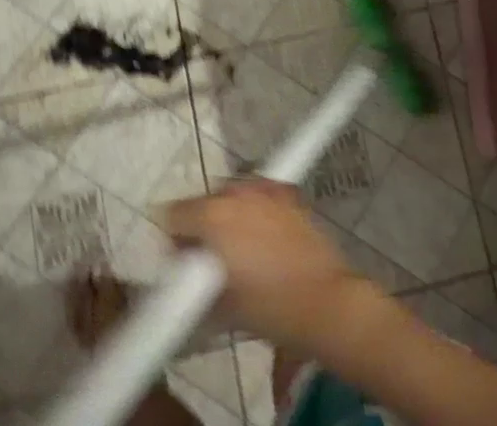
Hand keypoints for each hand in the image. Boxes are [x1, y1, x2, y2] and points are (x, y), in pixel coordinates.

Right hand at [163, 179, 378, 355]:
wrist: (323, 301)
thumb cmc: (267, 306)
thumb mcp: (218, 303)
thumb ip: (194, 281)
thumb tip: (189, 274)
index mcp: (211, 216)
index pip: (173, 213)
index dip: (173, 237)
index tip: (181, 259)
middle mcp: (236, 194)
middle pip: (204, 200)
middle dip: (202, 223)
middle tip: (209, 256)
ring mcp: (267, 191)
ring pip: (234, 194)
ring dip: (229, 212)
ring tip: (238, 244)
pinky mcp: (291, 196)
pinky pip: (262, 193)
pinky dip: (257, 206)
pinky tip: (264, 230)